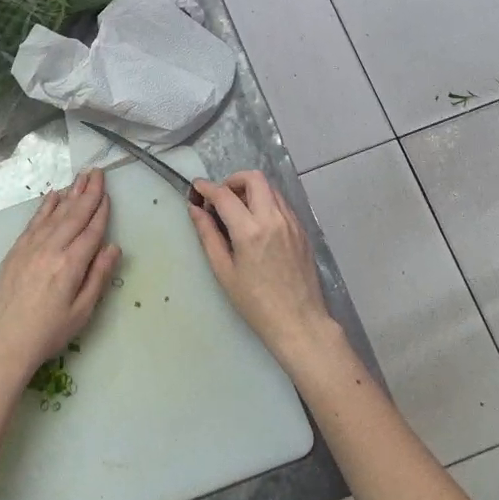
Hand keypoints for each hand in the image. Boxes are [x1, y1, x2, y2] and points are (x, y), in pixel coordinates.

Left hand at [0, 169, 122, 378]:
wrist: (3, 343)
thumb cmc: (48, 334)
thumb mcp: (82, 312)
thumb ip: (98, 277)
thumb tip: (113, 248)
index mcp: (70, 265)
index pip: (91, 231)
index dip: (101, 212)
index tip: (108, 194)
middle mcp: (50, 249)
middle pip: (73, 215)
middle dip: (87, 193)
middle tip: (97, 172)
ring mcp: (29, 247)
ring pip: (54, 214)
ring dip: (69, 194)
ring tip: (80, 178)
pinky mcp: (15, 251)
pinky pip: (34, 222)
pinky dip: (45, 207)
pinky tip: (53, 196)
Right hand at [190, 172, 336, 365]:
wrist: (299, 321)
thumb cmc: (255, 302)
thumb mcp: (224, 271)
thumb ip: (208, 235)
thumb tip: (195, 209)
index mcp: (250, 231)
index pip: (224, 195)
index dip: (206, 188)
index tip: (196, 188)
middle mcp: (274, 219)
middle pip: (254, 178)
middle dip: (232, 181)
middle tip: (220, 199)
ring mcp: (292, 223)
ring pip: (271, 189)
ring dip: (250, 191)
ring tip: (237, 212)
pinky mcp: (302, 230)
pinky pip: (282, 204)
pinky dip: (265, 204)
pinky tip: (257, 226)